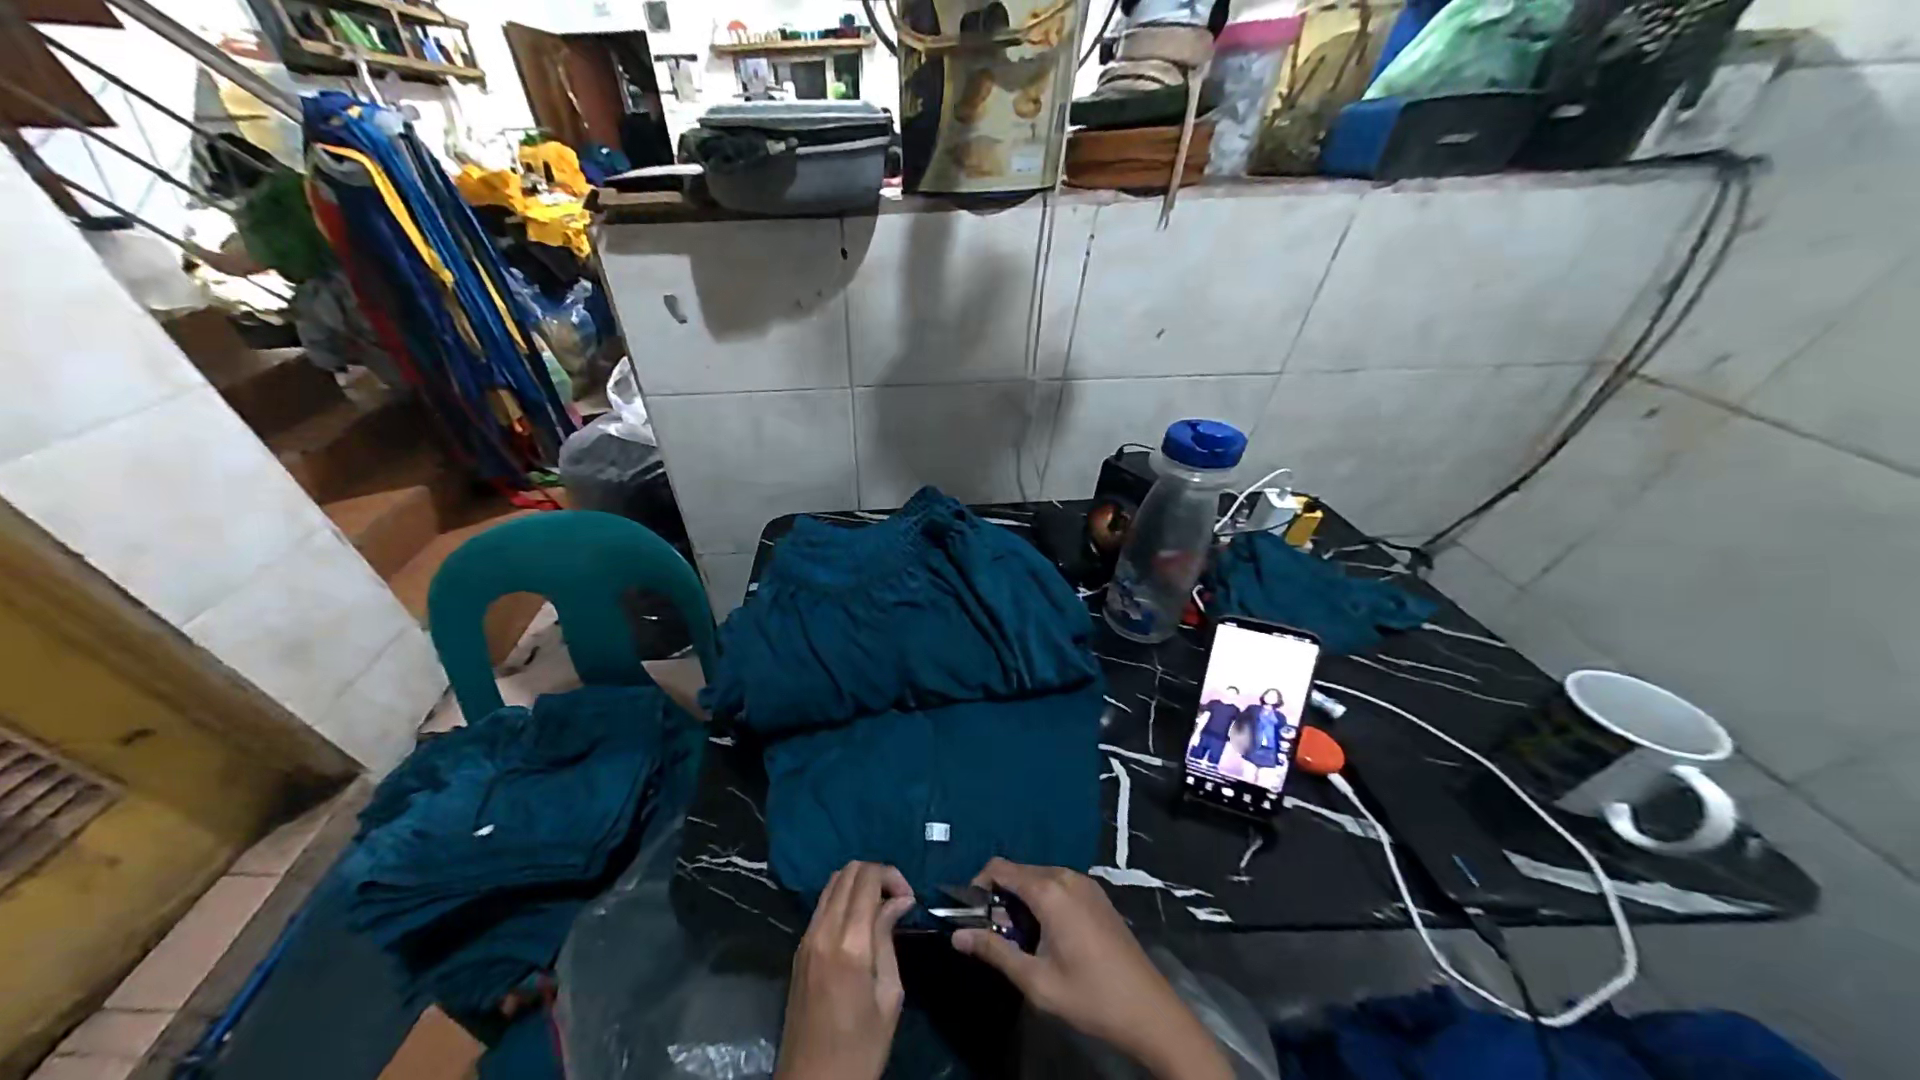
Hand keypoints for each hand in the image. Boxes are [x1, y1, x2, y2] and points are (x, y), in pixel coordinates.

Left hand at [775, 861, 915, 1079]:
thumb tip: (899, 901)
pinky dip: (843, 899)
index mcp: (849, 943)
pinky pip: (822, 905)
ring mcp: (806, 939)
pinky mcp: (799, 950)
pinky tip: (861, 923)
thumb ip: (888, 939)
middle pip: (847, 871)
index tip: (909, 899)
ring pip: (832, 884)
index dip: (893, 876)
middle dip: (877, 874)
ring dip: (859, 884)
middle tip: (898, 900)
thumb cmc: (860, 1049)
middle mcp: (822, 931)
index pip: (867, 877)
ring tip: (881, 908)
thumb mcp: (889, 995)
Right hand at [951, 859, 1232, 1079]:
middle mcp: (1066, 876)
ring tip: (1020, 940)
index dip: (978, 886)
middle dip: (1000, 897)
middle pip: (1019, 872)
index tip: (970, 915)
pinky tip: (1047, 936)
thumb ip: (994, 951)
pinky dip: (1043, 901)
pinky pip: (1058, 885)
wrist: (1149, 1010)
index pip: (1000, 868)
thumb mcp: (1036, 980)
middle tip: (995, 936)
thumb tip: (957, 935)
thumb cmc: (1089, 995)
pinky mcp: (1097, 895)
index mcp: (1049, 890)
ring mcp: (1085, 884)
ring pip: (1039, 878)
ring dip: (1021, 901)